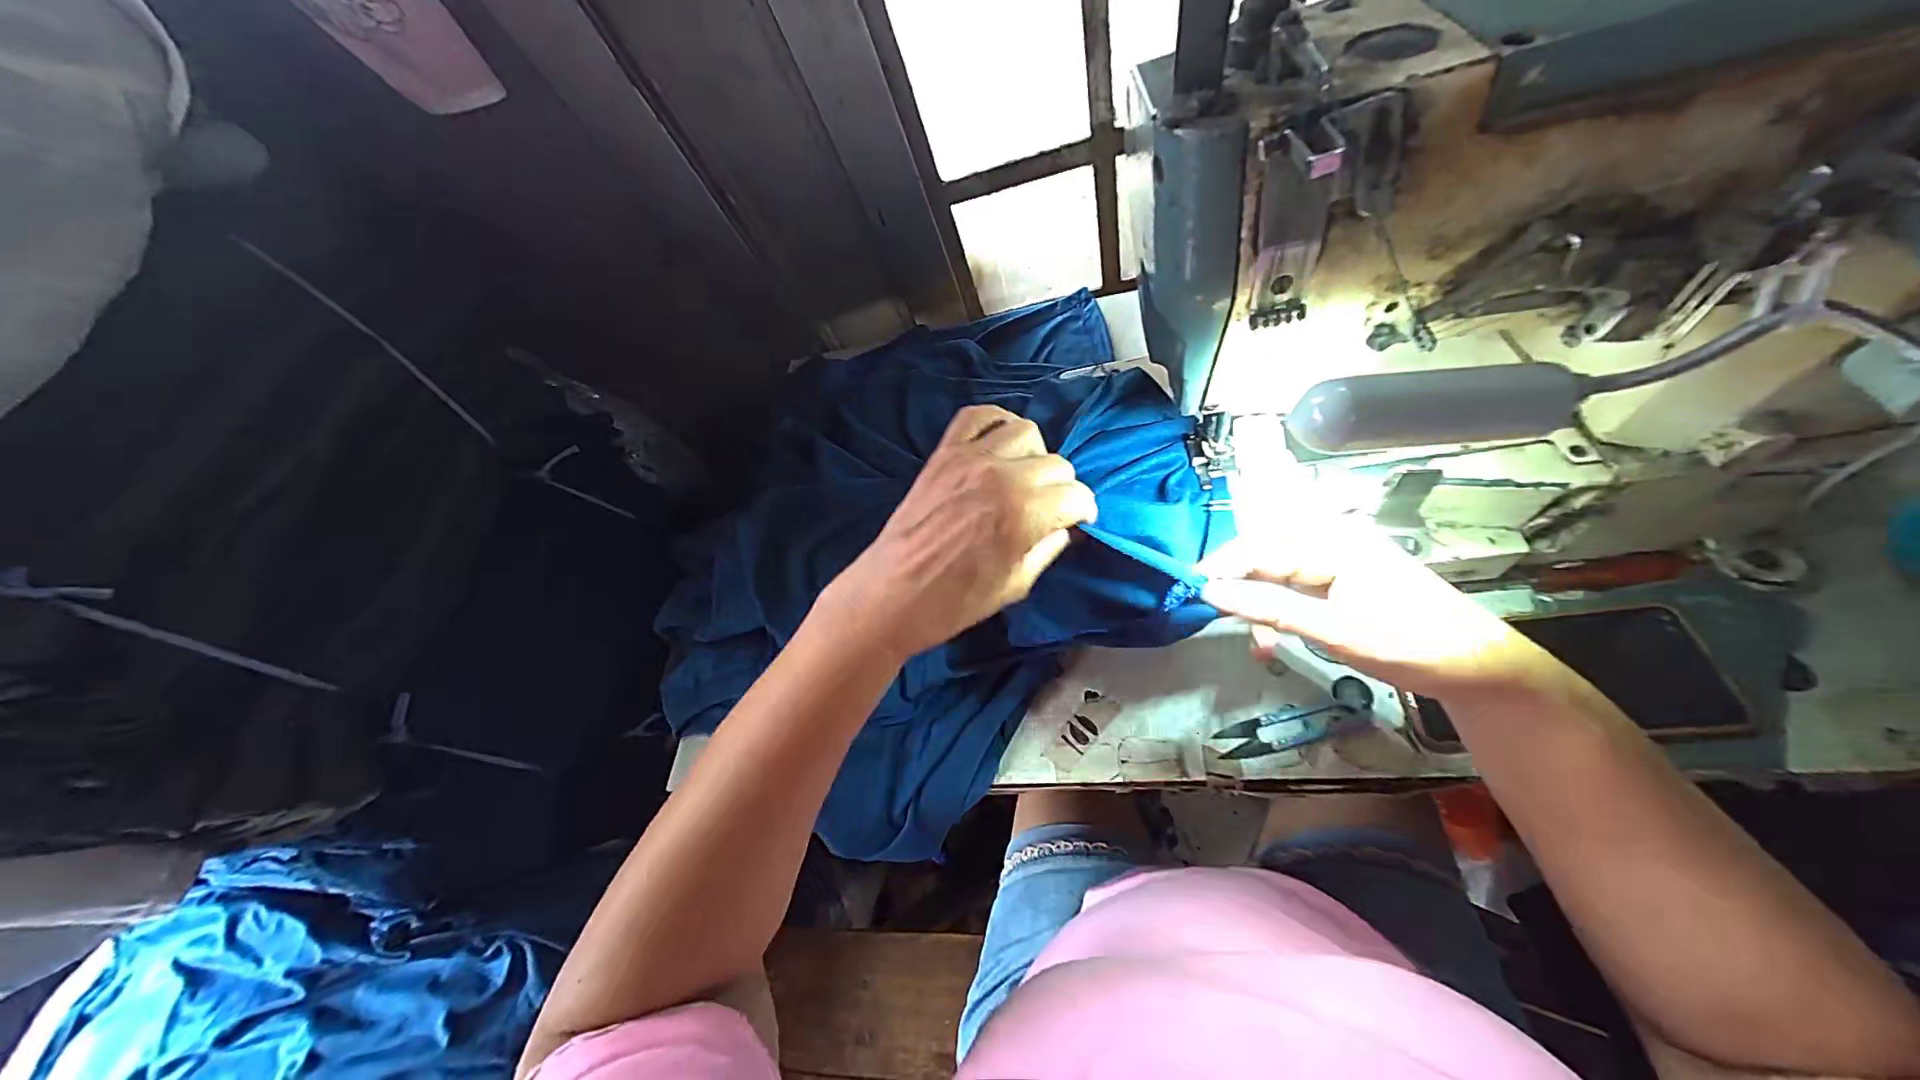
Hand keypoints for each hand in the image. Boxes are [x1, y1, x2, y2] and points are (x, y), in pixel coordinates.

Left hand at [818, 405, 1096, 660]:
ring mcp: (970, 458)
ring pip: (1025, 431)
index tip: (1077, 522)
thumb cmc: (954, 602)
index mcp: (1025, 513)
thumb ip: (1046, 549)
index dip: (1083, 511)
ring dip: (1035, 454)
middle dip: (1062, 488)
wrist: (892, 594)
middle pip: (1057, 463)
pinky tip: (998, 445)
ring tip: (1025, 477)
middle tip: (1050, 507)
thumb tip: (1063, 527)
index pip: (1076, 495)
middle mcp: (1002, 475)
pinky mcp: (943, 453)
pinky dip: (996, 423)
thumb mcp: (1015, 585)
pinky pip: (978, 416)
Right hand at [1199, 516, 1564, 701]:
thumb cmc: (1409, 644)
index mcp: (1335, 541)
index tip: (1191, 590)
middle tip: (1220, 620)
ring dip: (1260, 607)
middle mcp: (1334, 540)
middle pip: (1265, 555)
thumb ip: (1267, 608)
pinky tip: (1275, 639)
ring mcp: (1339, 559)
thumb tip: (1211, 593)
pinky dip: (1279, 612)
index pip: (1261, 547)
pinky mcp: (1342, 579)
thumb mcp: (1332, 630)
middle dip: (1241, 589)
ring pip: (1276, 574)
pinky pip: (1294, 587)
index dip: (1222, 568)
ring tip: (1260, 644)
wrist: (1476, 668)